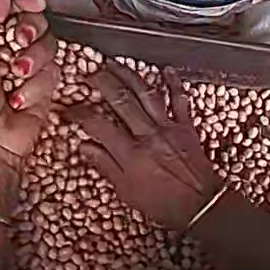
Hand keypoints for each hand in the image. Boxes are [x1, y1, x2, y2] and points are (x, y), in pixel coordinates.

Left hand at [0, 0, 57, 212]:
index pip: (8, 5)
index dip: (22, 0)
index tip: (31, 2)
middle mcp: (3, 51)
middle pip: (34, 21)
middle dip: (29, 31)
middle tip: (17, 42)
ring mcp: (24, 70)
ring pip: (48, 46)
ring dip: (32, 61)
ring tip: (15, 76)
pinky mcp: (41, 89)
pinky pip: (54, 73)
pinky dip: (37, 86)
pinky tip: (20, 99)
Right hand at [70, 62, 223, 229]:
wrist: (201, 206)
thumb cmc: (163, 204)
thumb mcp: (127, 191)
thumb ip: (106, 165)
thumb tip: (84, 146)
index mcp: (130, 153)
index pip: (97, 124)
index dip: (79, 113)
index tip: (68, 108)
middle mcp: (148, 135)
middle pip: (120, 100)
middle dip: (101, 82)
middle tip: (89, 73)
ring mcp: (168, 128)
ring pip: (146, 94)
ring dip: (129, 75)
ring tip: (114, 63)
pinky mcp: (187, 127)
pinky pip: (180, 100)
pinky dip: (173, 83)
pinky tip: (166, 69)